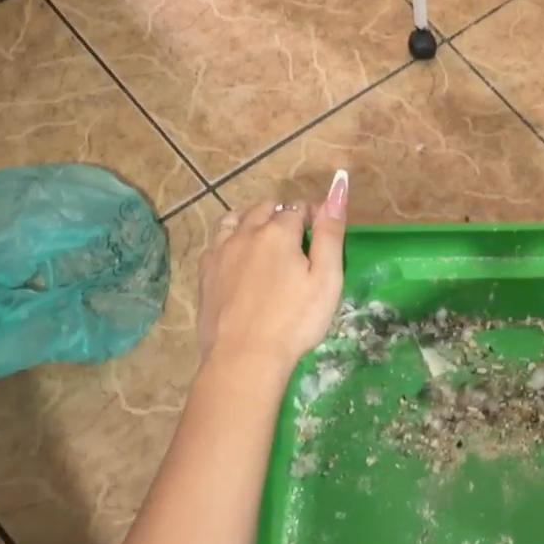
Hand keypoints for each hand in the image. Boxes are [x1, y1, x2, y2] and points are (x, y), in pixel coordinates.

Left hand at [197, 171, 348, 372]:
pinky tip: (240, 258)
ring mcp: (220, 252)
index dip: (314, 217)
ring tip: (267, 242)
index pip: (299, 208)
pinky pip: (217, 242)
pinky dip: (232, 240)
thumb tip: (338, 187)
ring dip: (253, 221)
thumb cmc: (296, 319)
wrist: (245, 357)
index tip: (322, 237)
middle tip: (299, 244)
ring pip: (236, 219)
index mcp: (278, 231)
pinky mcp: (205, 273)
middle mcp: (245, 233)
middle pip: (266, 208)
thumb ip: (331, 231)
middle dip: (283, 216)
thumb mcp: (326, 277)